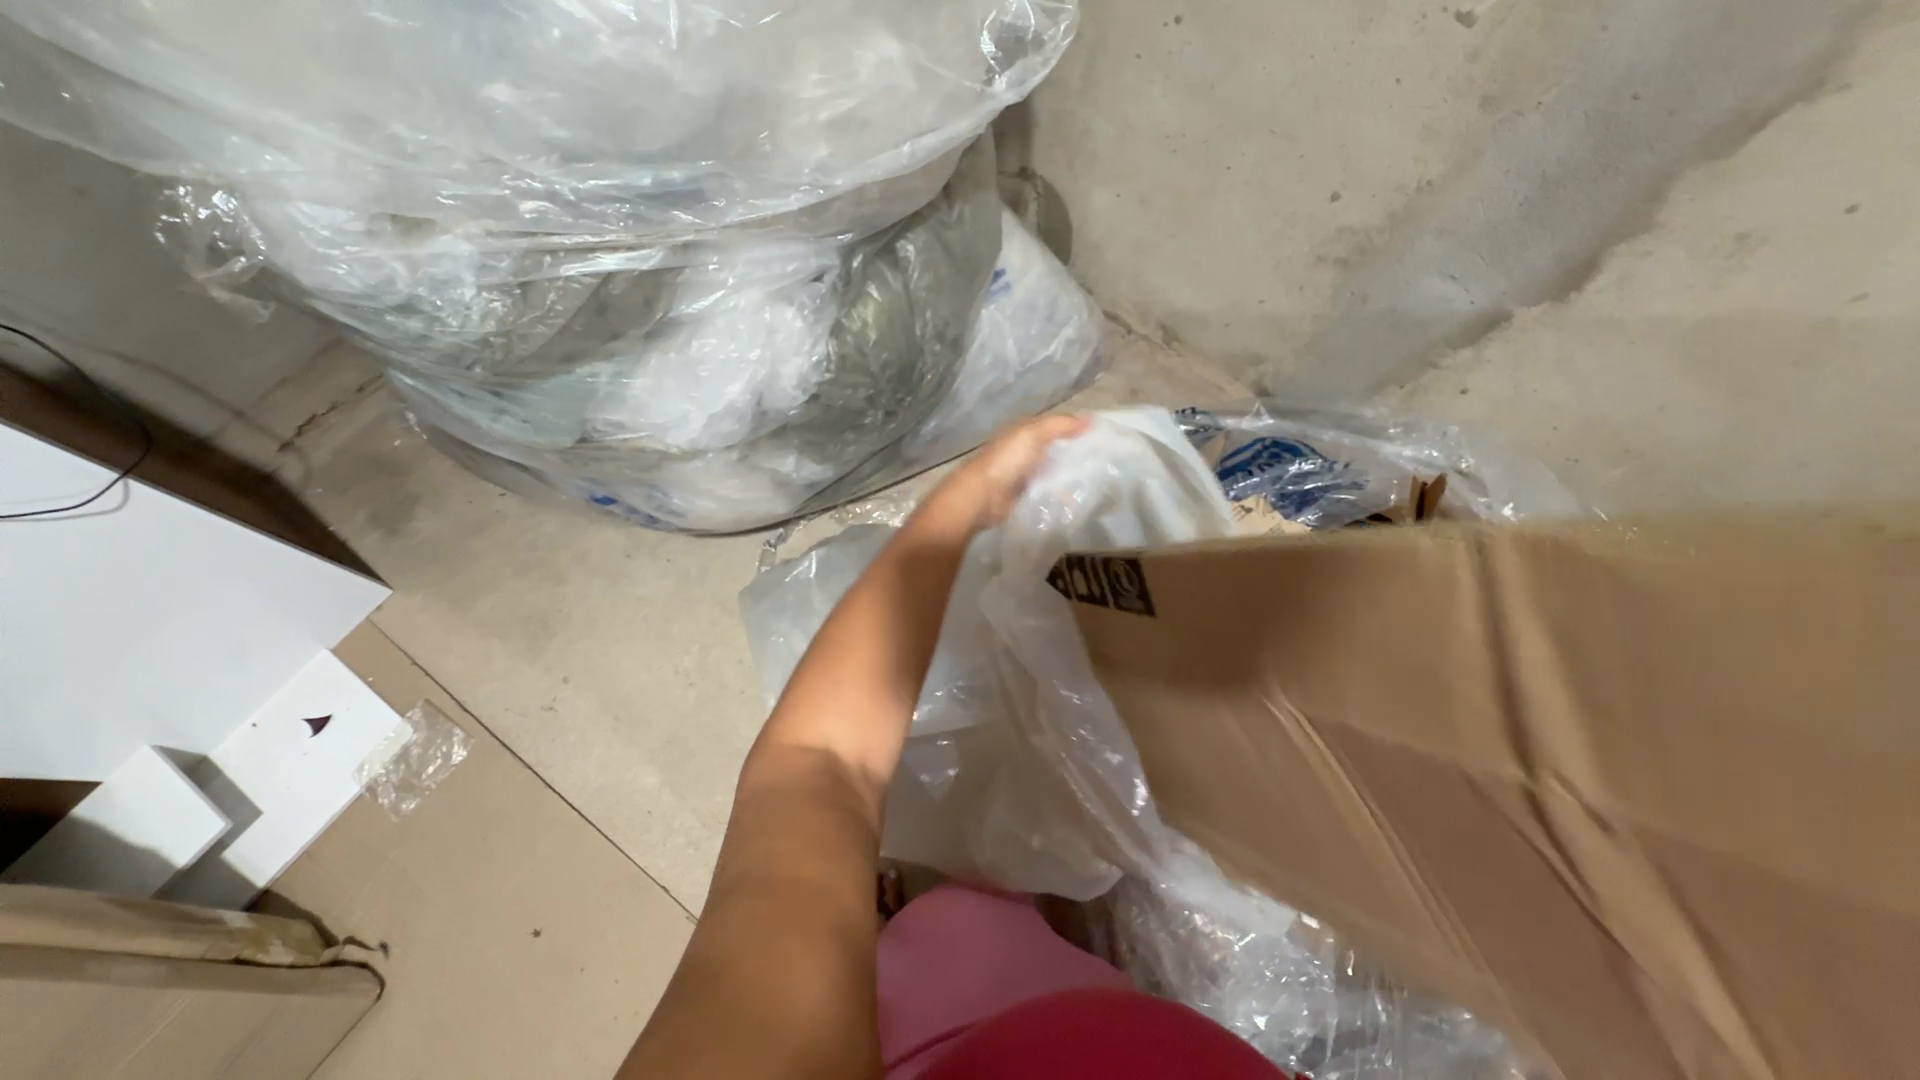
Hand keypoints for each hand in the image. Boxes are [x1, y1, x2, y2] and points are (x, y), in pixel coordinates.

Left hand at [920, 412, 1091, 531]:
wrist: (982, 496)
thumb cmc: (1007, 460)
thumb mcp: (1035, 434)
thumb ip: (1061, 425)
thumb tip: (1091, 418)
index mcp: (1025, 432)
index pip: (1056, 427)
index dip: (1077, 429)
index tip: (1103, 438)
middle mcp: (1025, 450)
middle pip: (1056, 450)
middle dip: (1076, 454)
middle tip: (1105, 462)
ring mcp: (1024, 474)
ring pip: (1053, 471)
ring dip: (1070, 475)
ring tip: (1096, 482)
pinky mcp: (1024, 495)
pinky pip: (1047, 491)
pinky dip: (1060, 494)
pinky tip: (1076, 498)